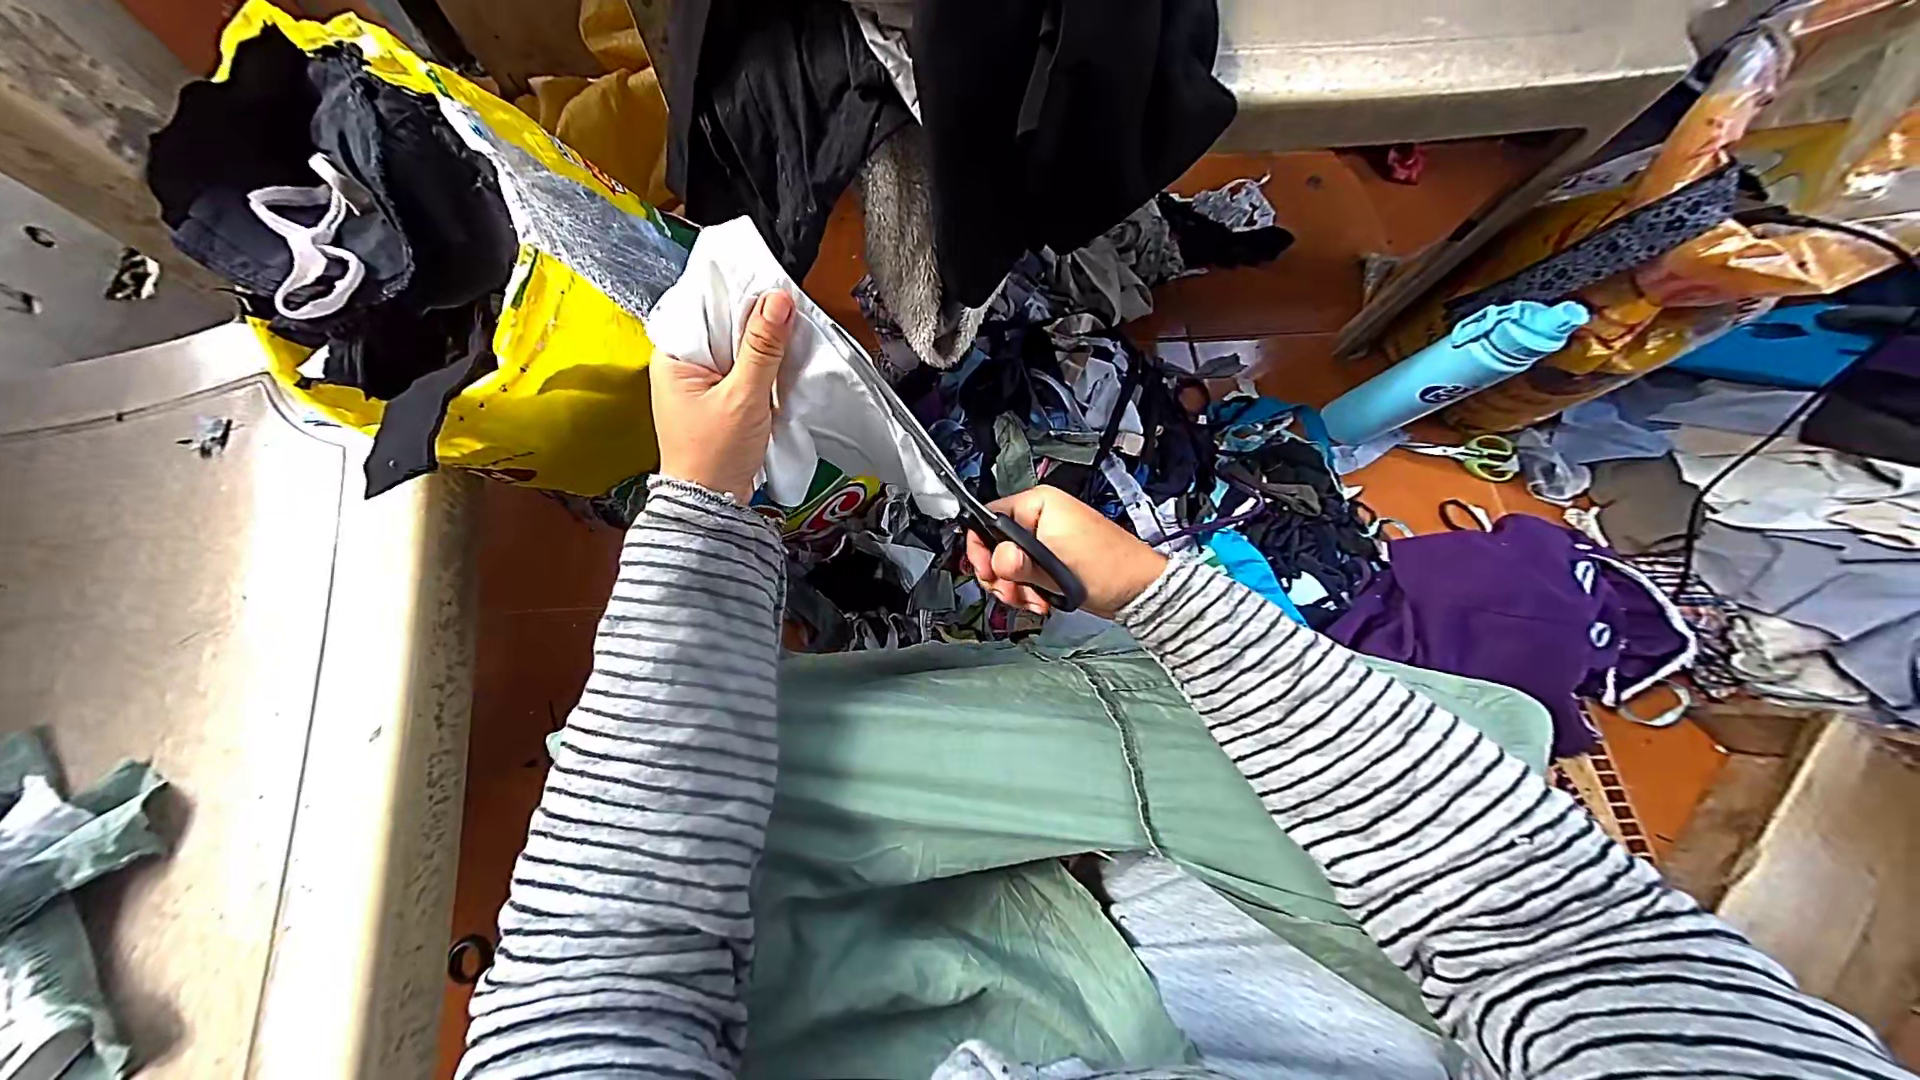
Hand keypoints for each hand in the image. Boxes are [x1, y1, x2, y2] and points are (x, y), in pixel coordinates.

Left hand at [651, 290, 793, 503]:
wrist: (712, 503)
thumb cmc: (715, 456)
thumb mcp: (744, 396)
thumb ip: (762, 348)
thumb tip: (777, 302)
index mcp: (673, 356)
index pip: (705, 307)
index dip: (741, 298)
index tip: (773, 292)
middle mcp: (681, 365)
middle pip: (722, 327)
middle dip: (755, 324)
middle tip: (788, 318)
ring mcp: (700, 383)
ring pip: (735, 349)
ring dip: (761, 348)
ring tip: (786, 342)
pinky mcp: (718, 399)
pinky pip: (741, 371)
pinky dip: (761, 369)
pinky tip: (778, 369)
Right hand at [965, 485, 1167, 618]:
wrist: (1137, 590)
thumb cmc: (1111, 569)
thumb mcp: (1058, 566)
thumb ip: (1021, 563)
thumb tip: (997, 560)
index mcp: (1039, 504)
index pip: (988, 519)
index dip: (983, 549)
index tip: (988, 573)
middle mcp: (1038, 517)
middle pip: (994, 546)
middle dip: (1000, 575)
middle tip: (1013, 591)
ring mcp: (1043, 539)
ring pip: (1005, 564)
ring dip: (1013, 588)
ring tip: (1032, 599)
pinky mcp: (1048, 558)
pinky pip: (1021, 574)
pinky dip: (1025, 591)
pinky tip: (1040, 600)